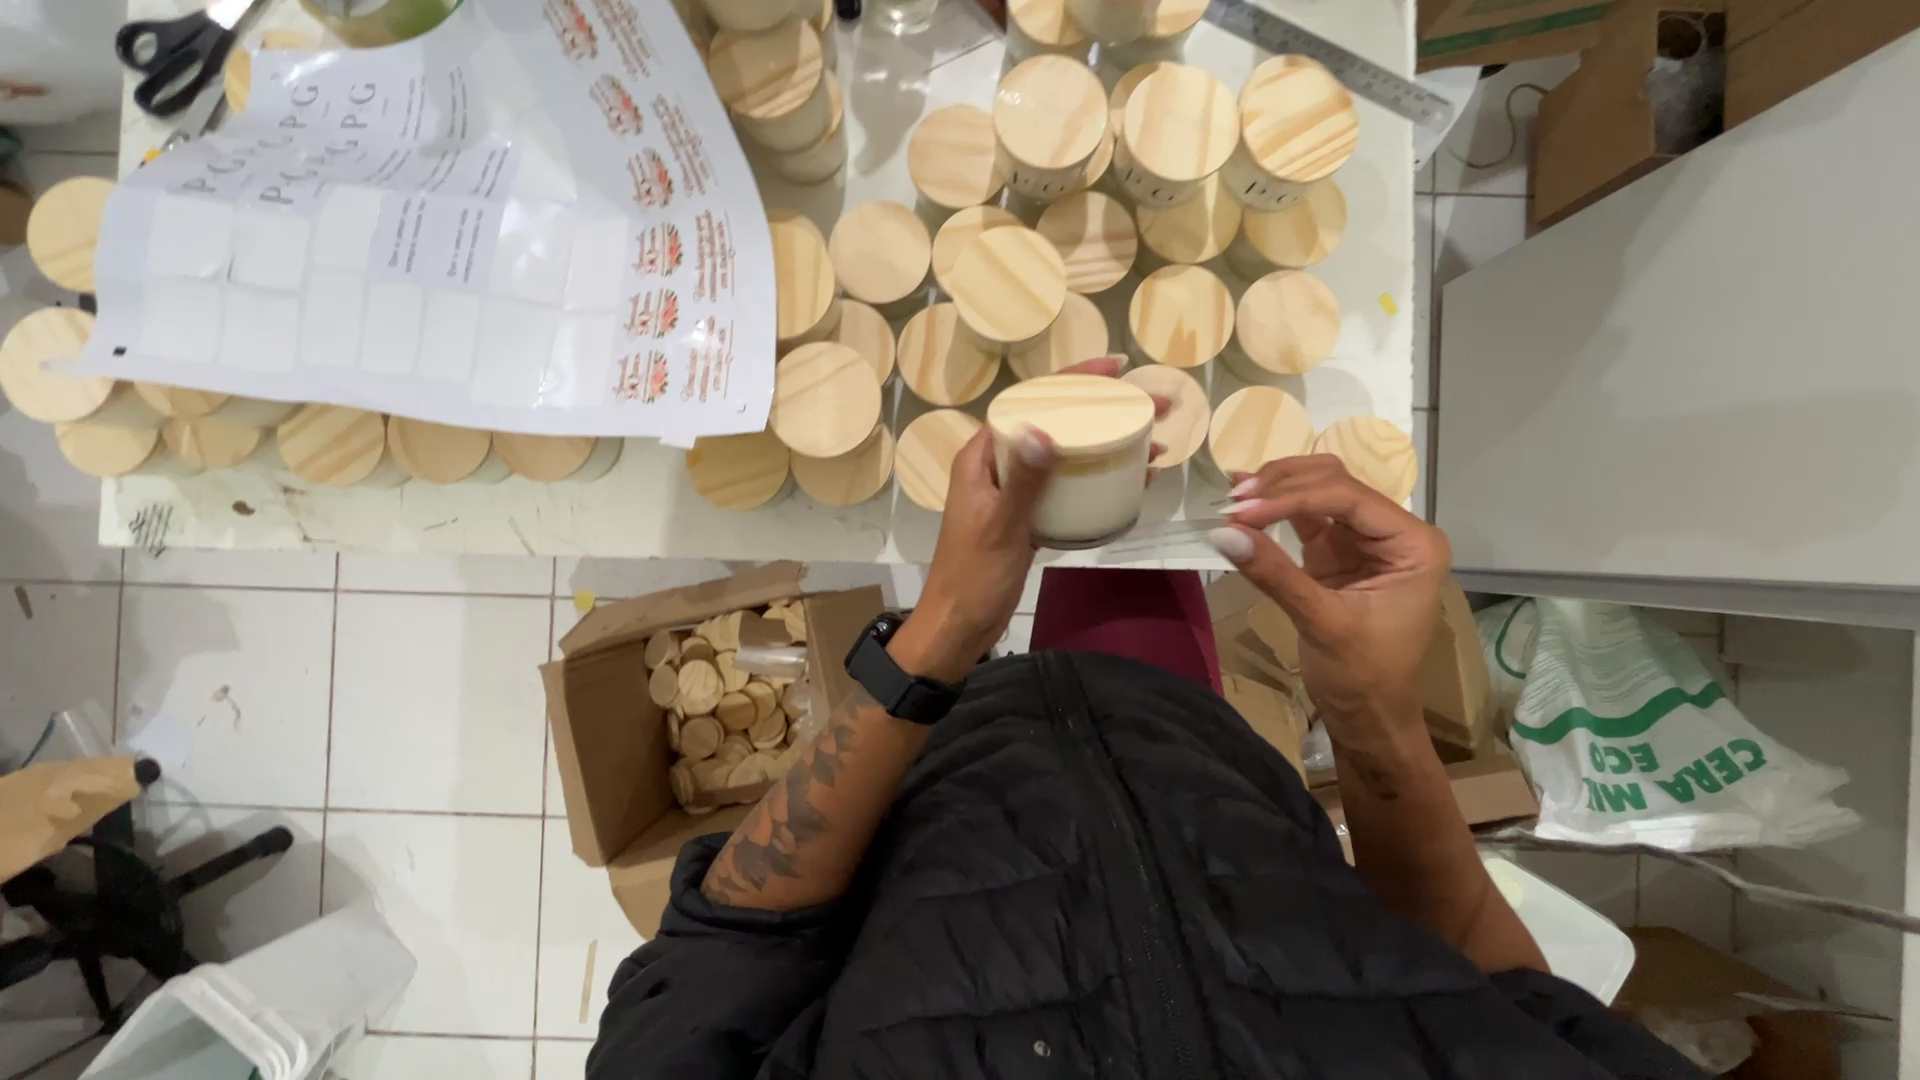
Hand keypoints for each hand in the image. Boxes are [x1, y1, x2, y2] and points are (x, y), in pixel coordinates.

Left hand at [897, 357, 1165, 682]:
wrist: (958, 627)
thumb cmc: (974, 577)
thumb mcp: (1001, 528)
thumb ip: (1023, 482)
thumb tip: (1045, 430)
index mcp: (980, 458)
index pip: (1027, 403)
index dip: (1070, 380)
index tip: (1113, 369)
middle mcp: (996, 467)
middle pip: (1051, 425)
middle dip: (1098, 413)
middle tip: (1149, 407)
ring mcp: (1012, 493)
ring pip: (1061, 457)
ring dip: (1102, 448)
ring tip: (1151, 445)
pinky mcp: (1026, 518)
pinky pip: (1063, 488)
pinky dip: (1093, 481)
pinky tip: (1126, 482)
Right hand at [1207, 455, 1450, 749]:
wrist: (1367, 714)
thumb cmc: (1363, 676)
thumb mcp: (1321, 623)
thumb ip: (1275, 574)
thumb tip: (1222, 532)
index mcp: (1413, 544)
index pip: (1348, 498)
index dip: (1292, 498)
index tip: (1241, 511)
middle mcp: (1393, 531)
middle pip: (1334, 482)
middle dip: (1282, 486)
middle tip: (1233, 502)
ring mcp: (1361, 538)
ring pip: (1317, 489)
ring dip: (1275, 489)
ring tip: (1232, 497)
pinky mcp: (1333, 550)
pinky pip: (1302, 514)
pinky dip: (1273, 508)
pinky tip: (1241, 504)